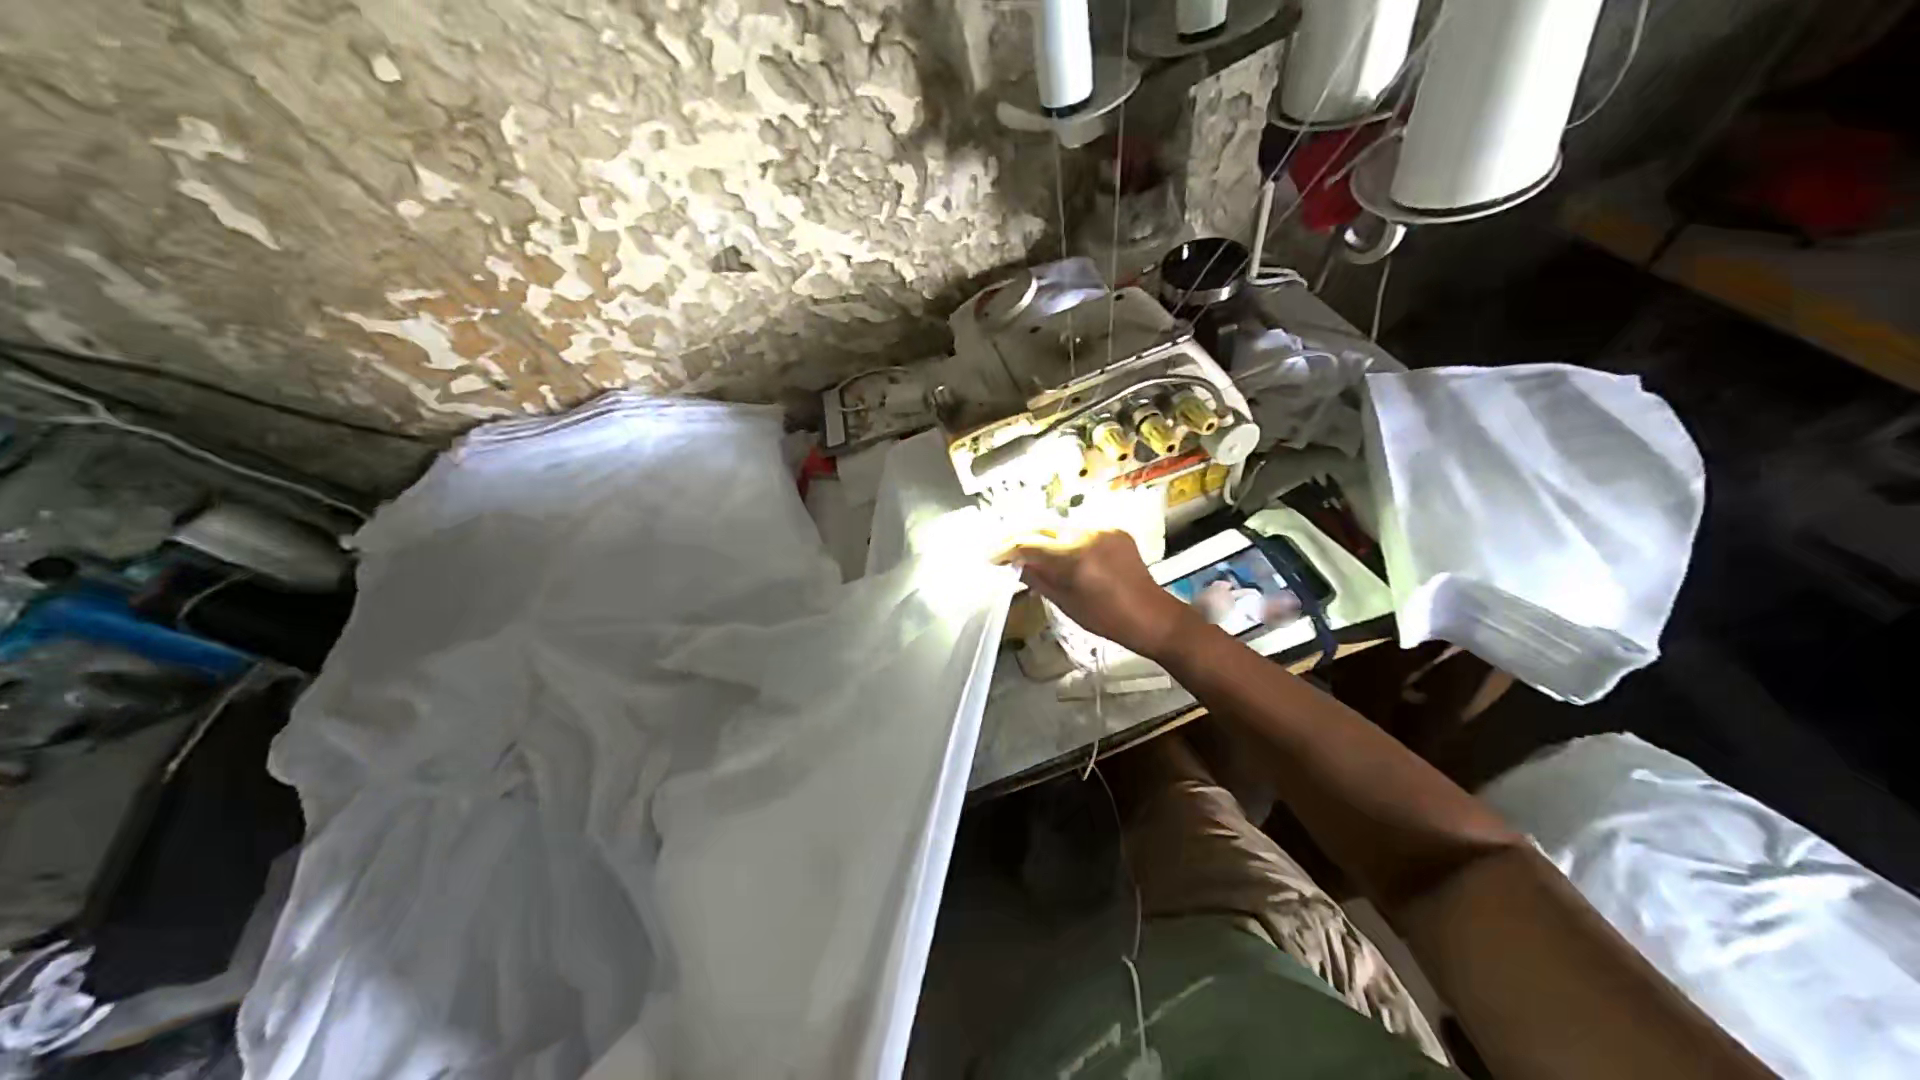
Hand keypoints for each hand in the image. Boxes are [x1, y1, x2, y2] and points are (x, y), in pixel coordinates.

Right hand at [997, 529, 1202, 660]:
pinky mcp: (1115, 531)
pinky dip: (1066, 541)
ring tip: (1029, 554)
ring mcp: (1104, 530)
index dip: (1006, 550)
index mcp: (1074, 557)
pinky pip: (1081, 532)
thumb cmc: (1107, 619)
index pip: (1029, 544)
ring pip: (1062, 530)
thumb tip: (1015, 565)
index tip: (991, 558)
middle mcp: (1088, 535)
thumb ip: (1038, 578)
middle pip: (1044, 530)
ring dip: (1044, 539)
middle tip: (1004, 552)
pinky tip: (1060, 555)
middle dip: (1022, 539)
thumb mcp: (1066, 603)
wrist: (1152, 616)